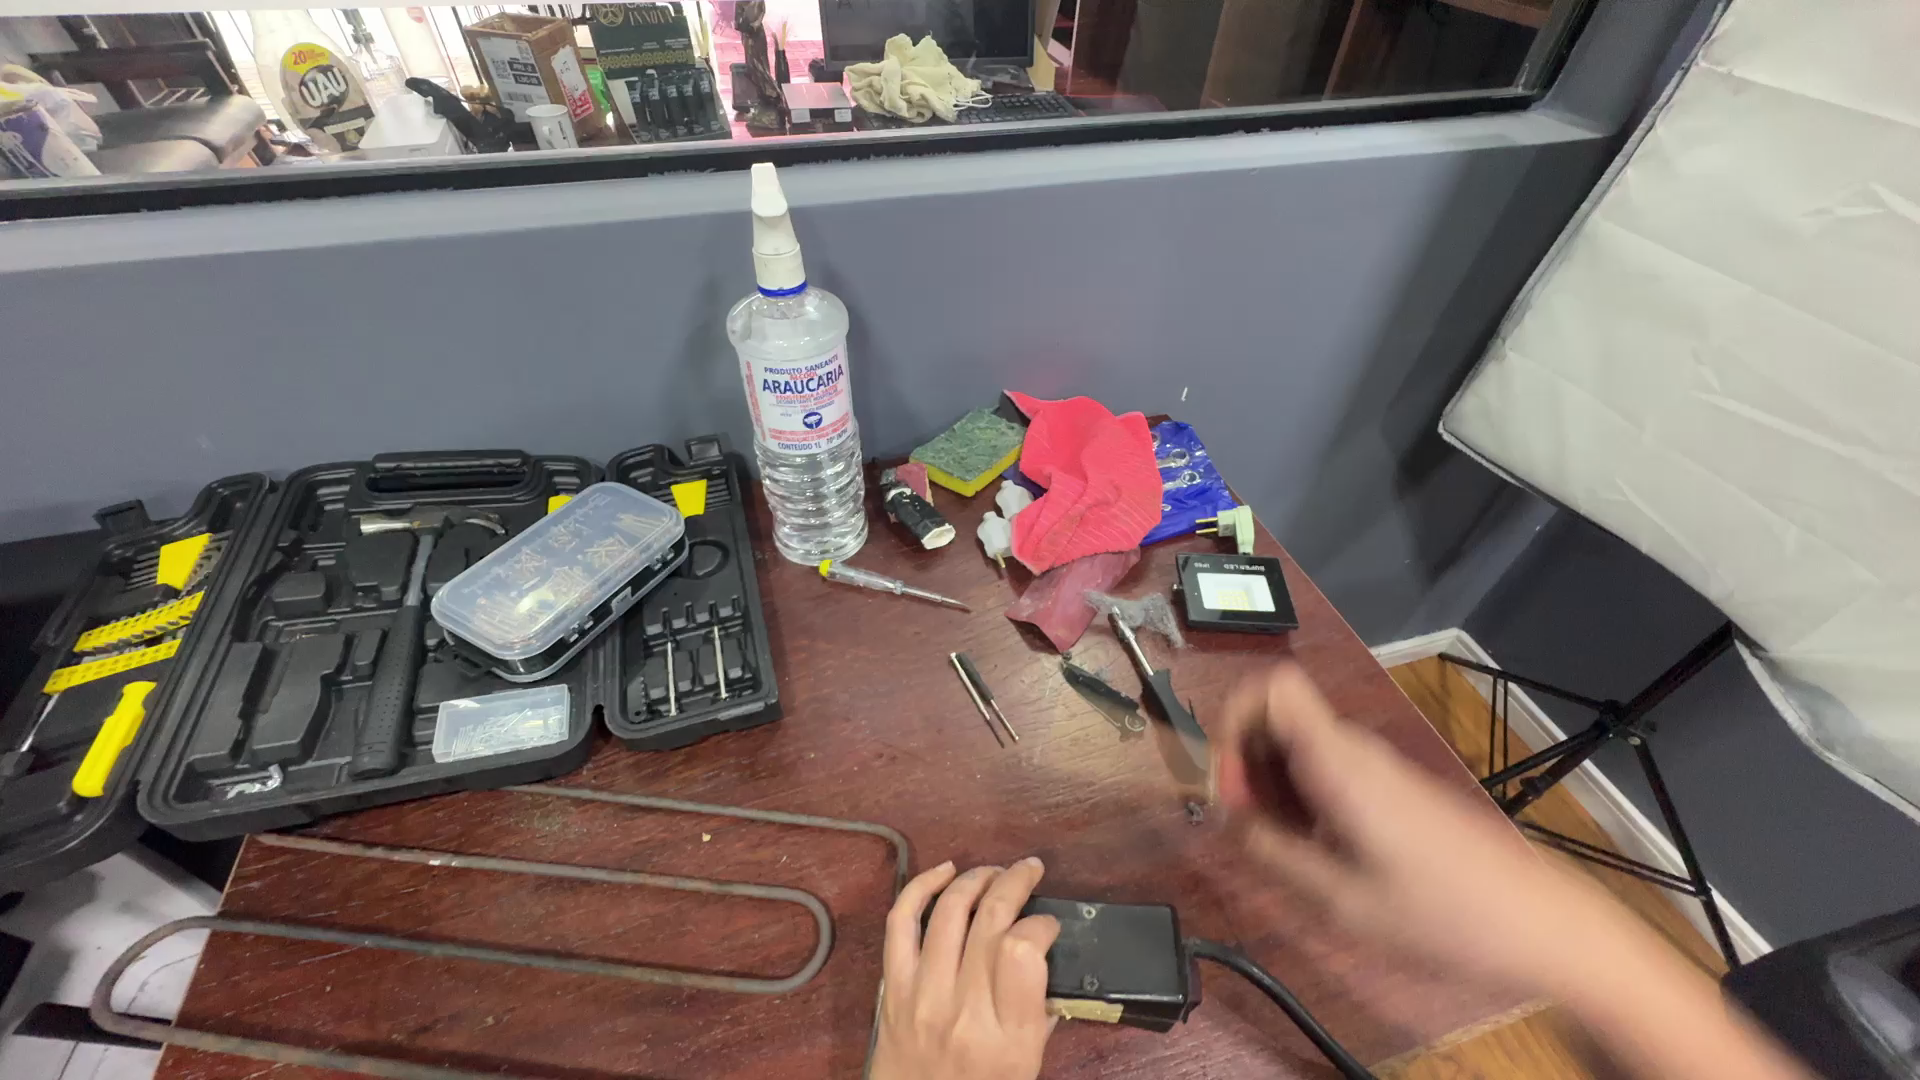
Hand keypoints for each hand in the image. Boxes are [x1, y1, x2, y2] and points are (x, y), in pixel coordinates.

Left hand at [870, 858, 1061, 1079]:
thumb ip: (1039, 1010)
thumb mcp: (1026, 1066)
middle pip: (990, 919)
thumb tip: (1043, 948)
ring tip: (995, 872)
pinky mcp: (893, 986)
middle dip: (1016, 881)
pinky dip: (922, 886)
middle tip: (1030, 870)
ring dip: (976, 878)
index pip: (1022, 951)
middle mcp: (962, 1009)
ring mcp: (922, 993)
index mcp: (1006, 1037)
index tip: (1048, 923)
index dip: (1040, 923)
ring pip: (949, 910)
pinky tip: (946, 872)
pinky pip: (900, 921)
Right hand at [1214, 664, 1636, 997]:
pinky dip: (1300, 797)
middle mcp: (1353, 748)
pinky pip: (1323, 767)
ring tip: (1282, 844)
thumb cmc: (1443, 913)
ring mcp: (1374, 764)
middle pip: (1273, 719)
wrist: (1546, 925)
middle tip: (1247, 824)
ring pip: (1294, 745)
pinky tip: (1318, 847)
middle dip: (1244, 764)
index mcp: (1338, 761)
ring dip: (1270, 785)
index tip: (1228, 780)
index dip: (1233, 718)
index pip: (1271, 687)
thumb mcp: (1341, 900)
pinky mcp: (1389, 784)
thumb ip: (1271, 851)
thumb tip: (1226, 816)